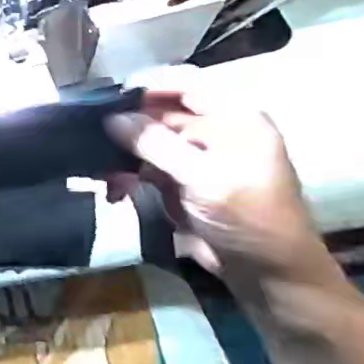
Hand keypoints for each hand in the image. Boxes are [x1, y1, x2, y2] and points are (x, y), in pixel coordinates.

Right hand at [106, 70, 341, 300]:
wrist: (271, 280)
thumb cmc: (249, 220)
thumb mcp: (204, 179)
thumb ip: (156, 144)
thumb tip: (110, 119)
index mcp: (235, 118)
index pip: (186, 83)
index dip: (149, 87)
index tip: (110, 100)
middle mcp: (215, 131)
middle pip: (161, 112)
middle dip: (127, 126)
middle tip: (92, 137)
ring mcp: (196, 159)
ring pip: (147, 142)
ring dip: (123, 155)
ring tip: (102, 171)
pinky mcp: (182, 184)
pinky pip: (146, 169)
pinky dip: (128, 177)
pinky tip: (115, 191)